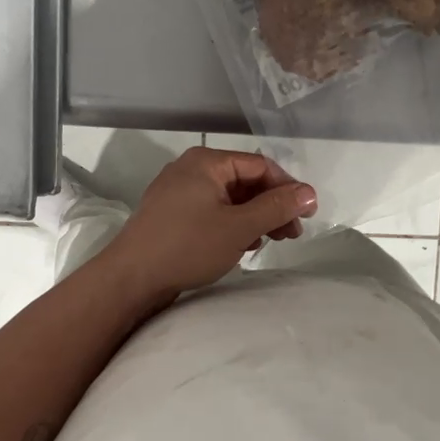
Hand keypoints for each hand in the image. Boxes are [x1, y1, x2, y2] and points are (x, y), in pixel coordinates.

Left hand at [102, 146, 318, 296]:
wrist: (130, 278)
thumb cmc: (187, 246)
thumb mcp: (239, 227)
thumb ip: (276, 207)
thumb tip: (309, 193)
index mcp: (207, 162)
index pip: (261, 166)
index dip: (288, 188)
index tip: (307, 215)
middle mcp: (191, 169)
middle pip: (245, 181)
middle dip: (272, 206)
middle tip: (291, 234)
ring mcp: (178, 192)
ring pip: (230, 198)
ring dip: (254, 218)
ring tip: (269, 242)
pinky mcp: (172, 214)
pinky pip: (212, 211)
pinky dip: (232, 225)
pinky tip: (242, 246)